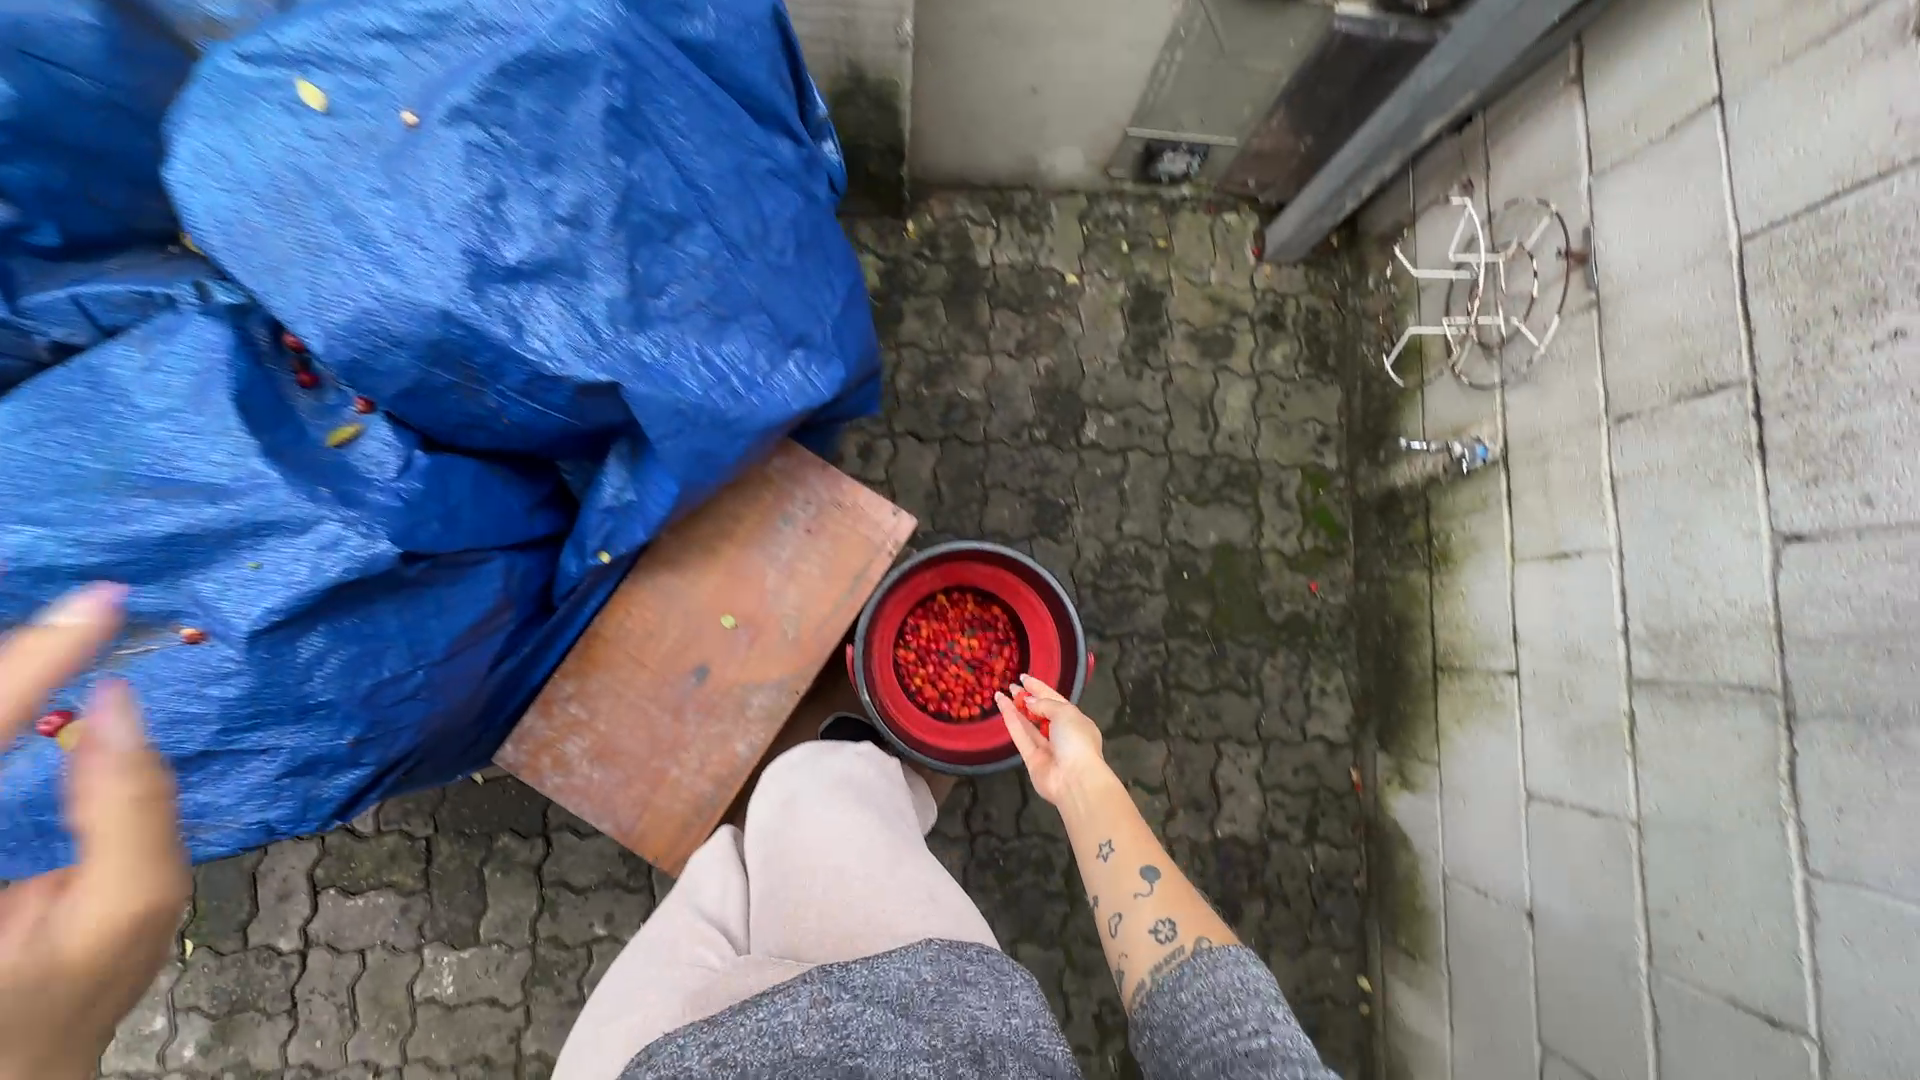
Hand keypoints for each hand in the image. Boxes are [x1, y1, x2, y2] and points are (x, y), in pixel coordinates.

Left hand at [0, 584, 189, 1079]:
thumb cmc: (69, 990)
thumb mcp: (132, 905)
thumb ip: (133, 801)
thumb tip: (123, 704)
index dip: (40, 659)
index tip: (104, 599)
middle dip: (14, 663)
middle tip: (85, 615)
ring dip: (8, 683)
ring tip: (58, 639)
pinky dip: (6, 708)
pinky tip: (28, 690)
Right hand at [994, 674, 1109, 807]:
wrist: (1075, 779)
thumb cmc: (1076, 740)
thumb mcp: (1065, 712)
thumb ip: (1045, 703)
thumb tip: (1029, 700)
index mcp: (1076, 721)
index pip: (1056, 700)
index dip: (1040, 688)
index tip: (1024, 678)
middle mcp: (1062, 734)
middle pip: (1042, 712)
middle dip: (1027, 699)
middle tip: (1012, 686)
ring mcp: (1047, 748)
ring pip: (1028, 724)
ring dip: (1016, 709)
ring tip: (1001, 693)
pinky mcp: (1032, 760)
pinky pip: (1021, 736)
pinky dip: (1012, 721)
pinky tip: (1002, 706)